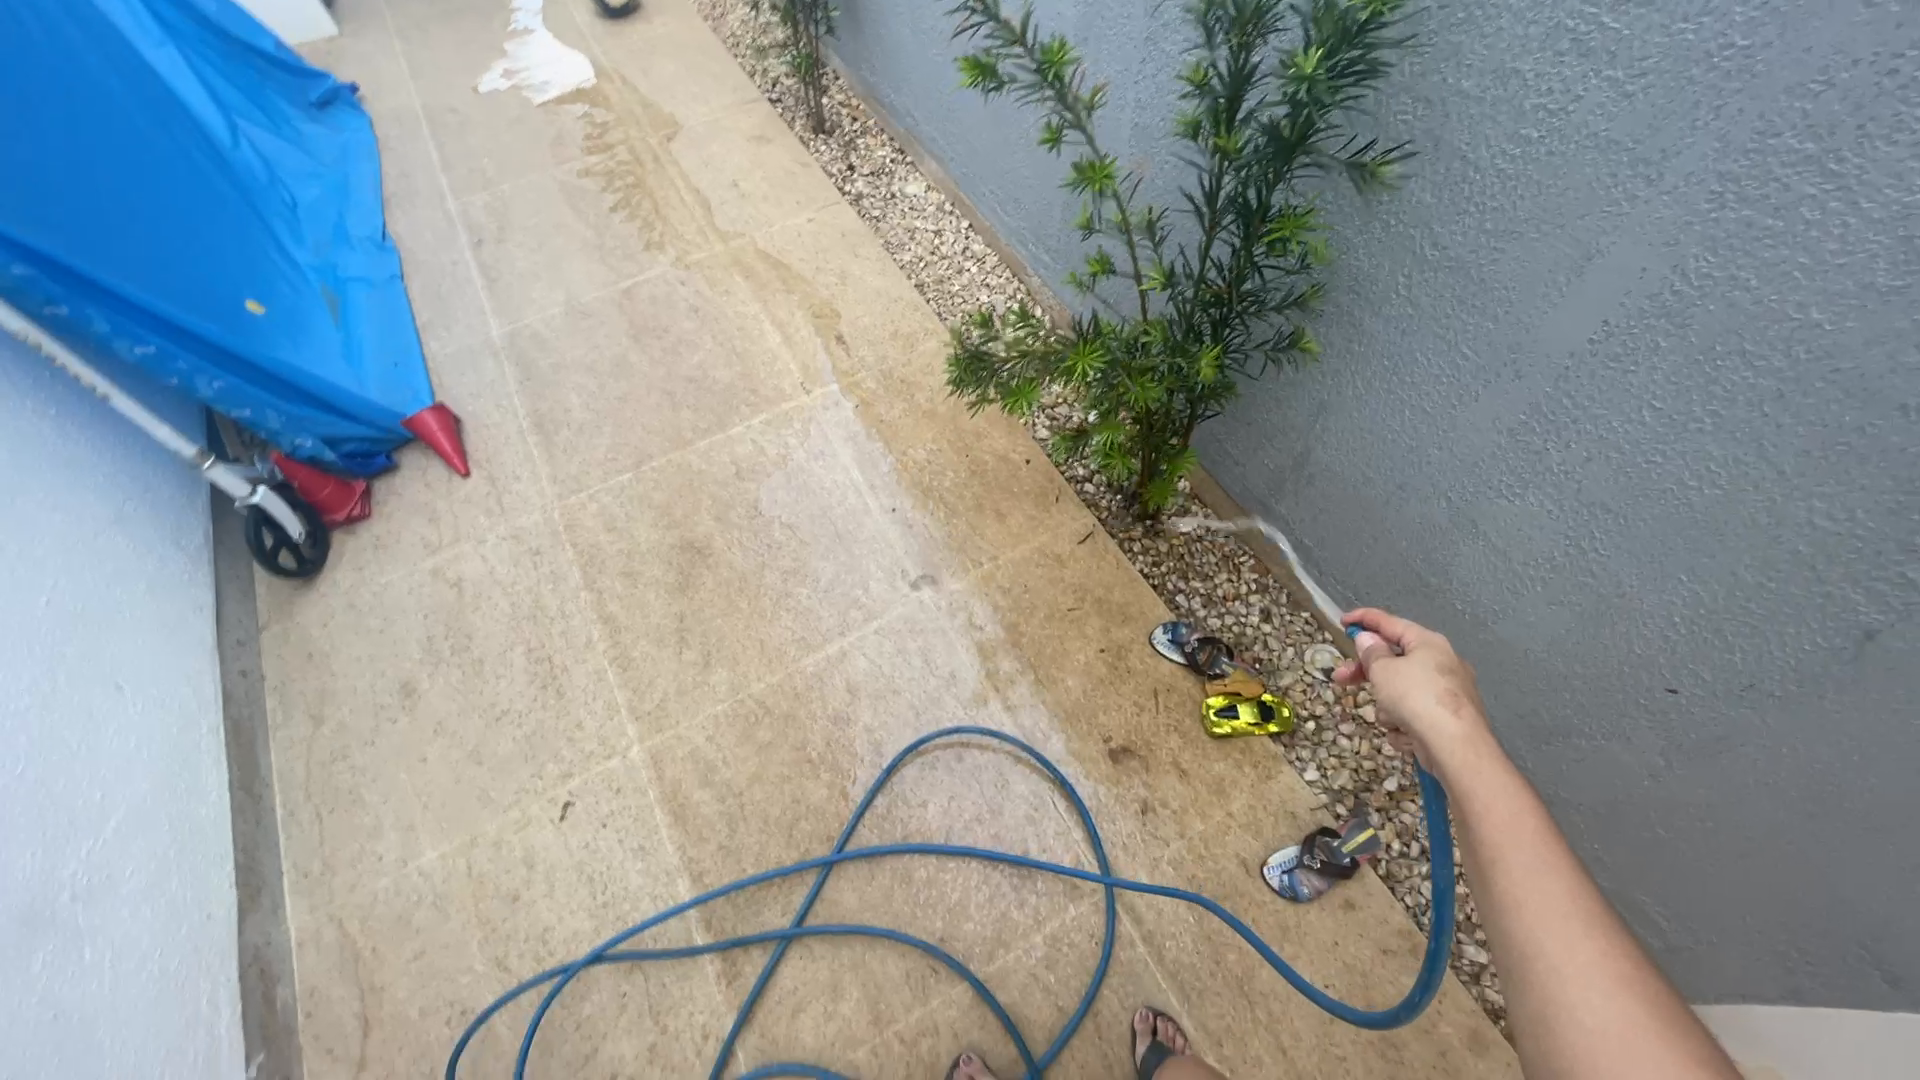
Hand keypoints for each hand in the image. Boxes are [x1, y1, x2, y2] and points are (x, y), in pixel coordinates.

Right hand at [1333, 607, 1496, 783]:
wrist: (1455, 746)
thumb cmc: (1416, 698)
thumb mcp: (1383, 670)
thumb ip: (1371, 652)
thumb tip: (1368, 639)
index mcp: (1428, 643)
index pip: (1390, 622)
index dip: (1363, 619)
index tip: (1343, 621)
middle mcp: (1440, 663)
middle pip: (1393, 661)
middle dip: (1367, 673)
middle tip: (1341, 678)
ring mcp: (1445, 692)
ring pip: (1399, 691)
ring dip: (1387, 705)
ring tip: (1392, 718)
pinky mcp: (1445, 718)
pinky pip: (1412, 714)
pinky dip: (1404, 723)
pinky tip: (1407, 733)